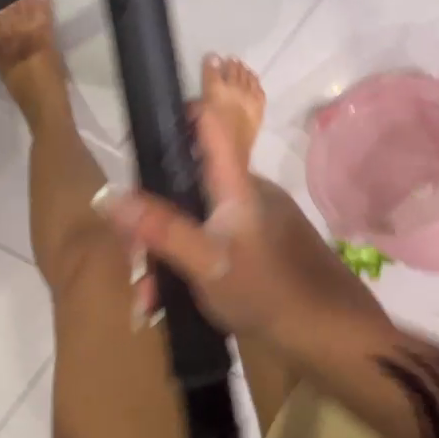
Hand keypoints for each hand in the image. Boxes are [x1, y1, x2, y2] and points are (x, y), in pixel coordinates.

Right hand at [99, 101, 381, 339]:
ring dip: (168, 254)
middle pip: (189, 184)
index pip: (212, 124)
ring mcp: (254, 218)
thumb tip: (108, 196)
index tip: (152, 117)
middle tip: (134, 266)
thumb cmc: (266, 289)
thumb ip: (159, 230)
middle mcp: (245, 191)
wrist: (329, 330)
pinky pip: (214, 241)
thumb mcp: (204, 263)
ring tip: (149, 299)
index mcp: (235, 184)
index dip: (186, 107)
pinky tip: (173, 300)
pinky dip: (191, 264)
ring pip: (198, 220)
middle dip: (152, 222)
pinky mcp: (261, 243)